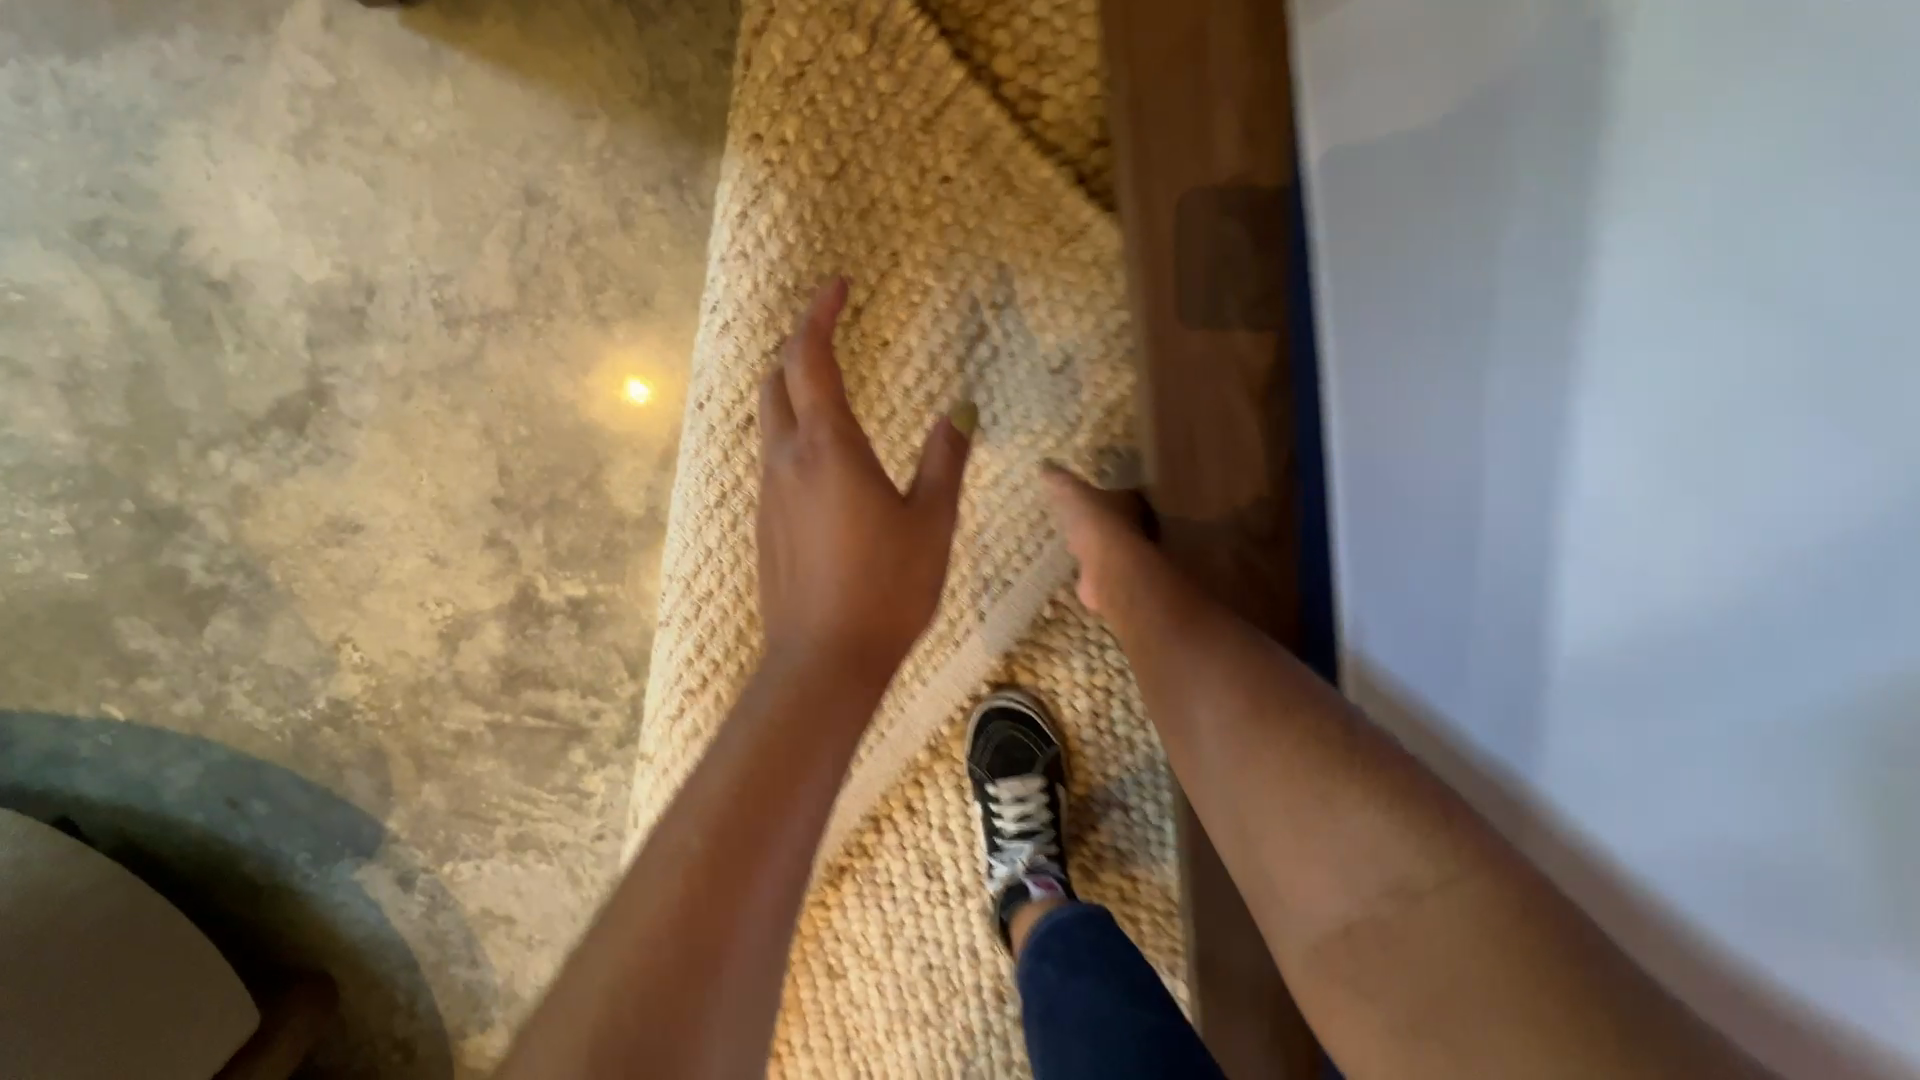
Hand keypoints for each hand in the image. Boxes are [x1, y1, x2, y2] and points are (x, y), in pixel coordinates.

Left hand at [757, 278, 974, 683]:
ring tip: (831, 388)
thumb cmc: (888, 590)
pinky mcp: (765, 523)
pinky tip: (825, 459)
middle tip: (831, 332)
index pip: (810, 356)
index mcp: (829, 447)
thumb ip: (943, 459)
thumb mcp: (932, 522)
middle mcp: (787, 460)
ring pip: (769, 420)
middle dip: (798, 346)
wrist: (823, 660)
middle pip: (776, 380)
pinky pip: (773, 459)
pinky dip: (792, 434)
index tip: (838, 286)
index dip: (819, 313)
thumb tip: (961, 410)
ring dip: (792, 389)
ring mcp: (769, 493)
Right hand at [1040, 464, 1169, 625]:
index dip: (1105, 493)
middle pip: (1115, 521)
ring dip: (1092, 546)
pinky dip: (1085, 570)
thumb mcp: (1073, 494)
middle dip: (1098, 520)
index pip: (1121, 494)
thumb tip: (1044, 466)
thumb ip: (1061, 482)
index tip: (1088, 493)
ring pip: (1106, 547)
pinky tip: (1071, 568)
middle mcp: (1132, 529)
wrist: (1109, 569)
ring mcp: (1122, 556)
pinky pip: (1094, 570)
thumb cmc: (1097, 523)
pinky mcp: (1109, 578)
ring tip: (1070, 543)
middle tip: (1077, 517)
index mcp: (1128, 503)